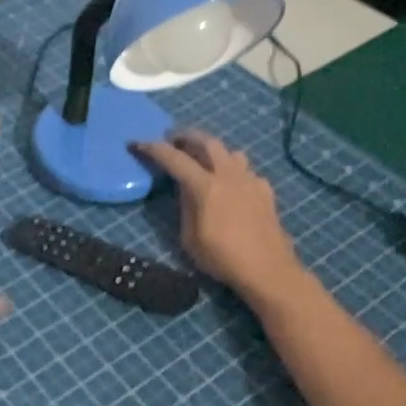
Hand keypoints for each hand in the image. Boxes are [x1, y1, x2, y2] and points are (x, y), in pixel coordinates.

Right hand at [135, 131, 304, 299]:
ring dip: (213, 150)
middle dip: (186, 136)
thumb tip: (185, 190)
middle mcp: (228, 175)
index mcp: (205, 186)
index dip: (154, 149)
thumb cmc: (223, 258)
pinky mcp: (265, 190)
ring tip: (203, 160)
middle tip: (172, 140)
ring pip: (230, 151)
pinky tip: (231, 185)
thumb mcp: (190, 238)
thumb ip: (185, 208)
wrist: (268, 269)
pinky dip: (233, 170)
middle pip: (207, 142)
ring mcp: (250, 180)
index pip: (175, 158)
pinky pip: (246, 170)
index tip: (138, 143)